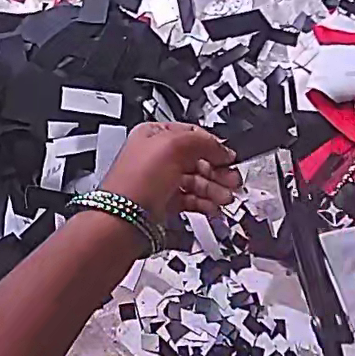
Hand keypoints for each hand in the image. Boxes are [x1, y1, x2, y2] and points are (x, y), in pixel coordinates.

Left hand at [98, 123, 240, 221]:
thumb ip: (201, 141)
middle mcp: (156, 157)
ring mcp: (160, 182)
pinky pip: (190, 200)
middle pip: (197, 160)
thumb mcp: (172, 147)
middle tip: (232, 179)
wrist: (122, 221)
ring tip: (226, 197)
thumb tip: (220, 148)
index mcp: (153, 135)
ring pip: (196, 181)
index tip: (228, 157)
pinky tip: (213, 207)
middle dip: (218, 170)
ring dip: (215, 188)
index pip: (191, 135)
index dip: (212, 145)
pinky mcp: (163, 204)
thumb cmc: (135, 182)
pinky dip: (205, 203)